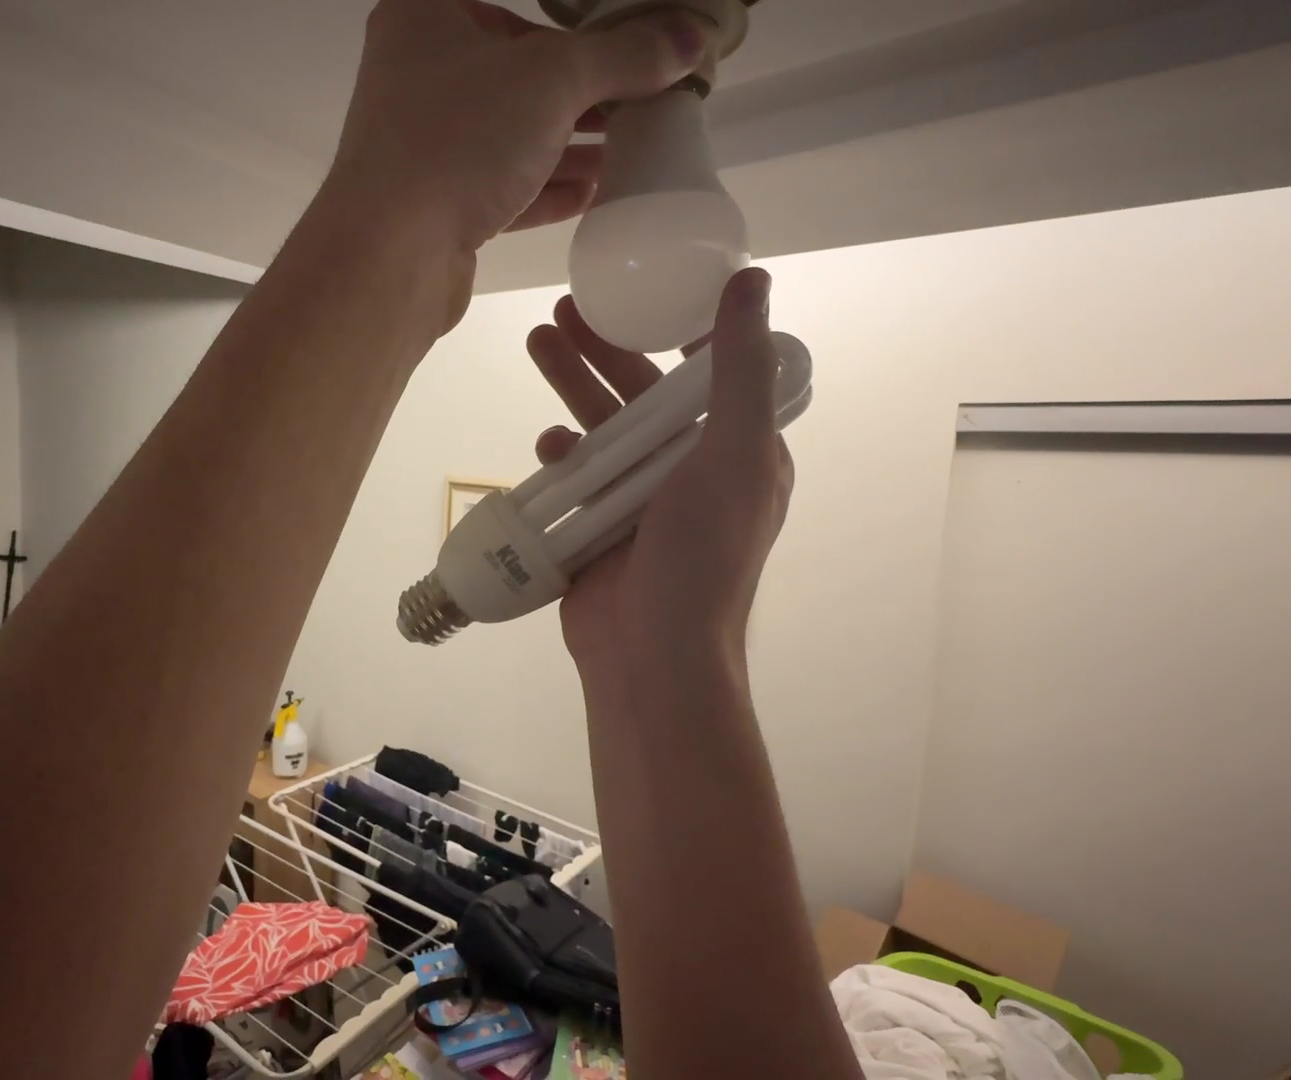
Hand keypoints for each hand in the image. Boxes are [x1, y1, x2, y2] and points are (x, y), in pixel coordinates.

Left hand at [323, 0, 707, 304]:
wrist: (390, 254)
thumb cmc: (460, 137)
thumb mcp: (553, 80)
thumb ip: (623, 57)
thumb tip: (690, 38)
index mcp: (426, 16)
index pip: (513, 11)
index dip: (575, 30)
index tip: (625, 49)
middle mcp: (416, 77)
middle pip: (514, 75)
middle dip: (581, 93)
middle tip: (638, 104)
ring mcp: (422, 147)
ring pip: (508, 137)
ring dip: (567, 146)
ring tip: (628, 150)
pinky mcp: (434, 207)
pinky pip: (499, 187)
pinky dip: (544, 188)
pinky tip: (593, 192)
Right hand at [525, 268, 793, 667]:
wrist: (652, 654)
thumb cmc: (702, 557)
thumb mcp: (733, 456)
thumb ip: (741, 372)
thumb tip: (752, 280)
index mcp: (737, 449)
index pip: (710, 371)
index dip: (677, 327)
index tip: (643, 291)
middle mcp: (691, 467)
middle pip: (644, 391)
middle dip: (606, 347)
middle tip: (566, 308)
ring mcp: (641, 497)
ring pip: (604, 424)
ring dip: (573, 384)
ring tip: (538, 341)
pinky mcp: (599, 522)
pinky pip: (578, 474)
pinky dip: (561, 453)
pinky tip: (547, 444)